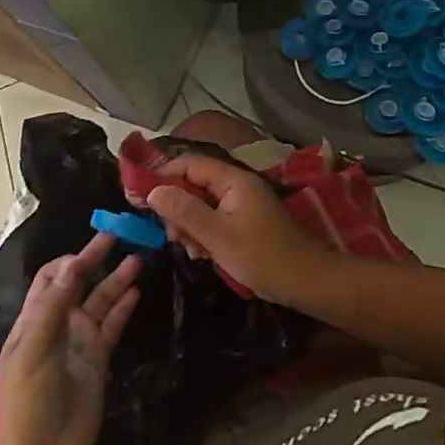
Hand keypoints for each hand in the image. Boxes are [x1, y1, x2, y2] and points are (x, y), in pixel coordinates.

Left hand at [0, 234, 141, 444]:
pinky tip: (137, 291)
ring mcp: (79, 339)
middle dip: (97, 258)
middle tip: (122, 234)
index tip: (96, 248)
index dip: (72, 259)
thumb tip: (75, 261)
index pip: (52, 277)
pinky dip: (124, 307)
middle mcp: (58, 323)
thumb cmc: (28, 401)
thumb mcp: (33, 351)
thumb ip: (54, 305)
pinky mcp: (98, 356)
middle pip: (79, 282)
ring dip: (117, 279)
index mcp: (33, 319)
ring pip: (101, 300)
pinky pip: (113, 324)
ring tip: (139, 259)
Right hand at [145, 154, 330, 305]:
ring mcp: (243, 203)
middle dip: (178, 209)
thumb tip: (154, 191)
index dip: (163, 175)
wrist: (305, 280)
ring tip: (194, 250)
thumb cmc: (262, 256)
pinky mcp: (245, 221)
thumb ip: (185, 211)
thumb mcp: (217, 236)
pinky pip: (215, 219)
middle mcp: (238, 185)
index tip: (139, 196)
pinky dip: (205, 234)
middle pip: (194, 185)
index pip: (190, 164)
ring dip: (191, 226)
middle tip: (174, 237)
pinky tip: (204, 254)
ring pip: (202, 205)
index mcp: (233, 180)